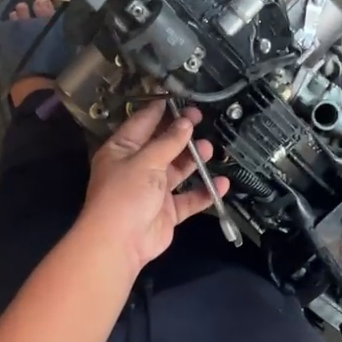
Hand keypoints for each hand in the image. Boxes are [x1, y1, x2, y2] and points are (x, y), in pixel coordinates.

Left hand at [73, 101, 229, 280]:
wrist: (119, 242)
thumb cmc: (125, 194)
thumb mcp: (145, 161)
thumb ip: (168, 142)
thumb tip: (185, 123)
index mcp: (121, 150)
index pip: (142, 123)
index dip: (161, 110)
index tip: (181, 99)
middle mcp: (136, 167)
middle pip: (162, 145)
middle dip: (182, 133)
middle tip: (201, 119)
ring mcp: (152, 190)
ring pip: (177, 170)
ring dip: (194, 160)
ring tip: (211, 148)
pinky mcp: (167, 211)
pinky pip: (189, 198)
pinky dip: (205, 192)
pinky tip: (221, 184)